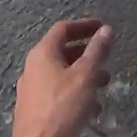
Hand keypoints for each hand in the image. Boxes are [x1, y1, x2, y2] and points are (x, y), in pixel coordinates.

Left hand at [13, 18, 113, 136]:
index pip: (64, 28)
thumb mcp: (85, 76)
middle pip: (63, 53)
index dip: (84, 25)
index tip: (102, 28)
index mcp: (43, 53)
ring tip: (102, 88)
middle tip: (105, 62)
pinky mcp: (32, 111)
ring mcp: (30, 91)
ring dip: (84, 78)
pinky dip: (74, 95)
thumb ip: (97, 51)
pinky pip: (56, 94)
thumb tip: (106, 30)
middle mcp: (33, 68)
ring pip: (61, 76)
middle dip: (88, 56)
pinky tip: (89, 110)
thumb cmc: (62, 108)